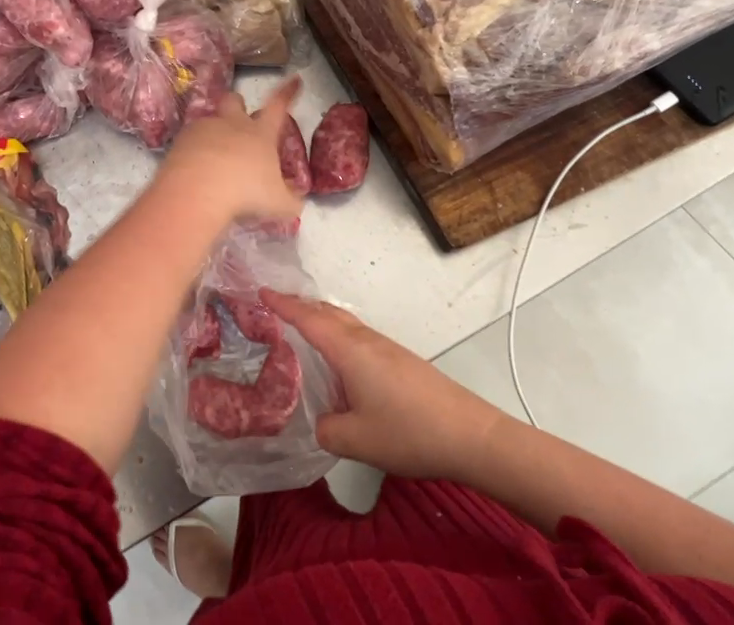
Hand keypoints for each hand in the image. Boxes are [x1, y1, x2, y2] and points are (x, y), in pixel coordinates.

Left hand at [156, 78, 304, 225]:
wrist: (195, 193)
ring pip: (209, 121)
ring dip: (213, 135)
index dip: (287, 93)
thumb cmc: (245, 194)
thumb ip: (290, 200)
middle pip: (234, 100)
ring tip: (213, 160)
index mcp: (260, 133)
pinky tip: (194, 171)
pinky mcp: (178, 142)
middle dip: (237, 105)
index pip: (278, 106)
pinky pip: (188, 141)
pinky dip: (193, 152)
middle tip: (239, 122)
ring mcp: (202, 130)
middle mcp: (231, 124)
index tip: (294, 79)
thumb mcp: (279, 205)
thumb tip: (294, 198)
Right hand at [262, 289, 510, 481]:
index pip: (308, 319)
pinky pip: (361, 340)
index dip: (282, 305)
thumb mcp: (355, 441)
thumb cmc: (408, 433)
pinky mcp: (404, 363)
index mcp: (349, 351)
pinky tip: (341, 362)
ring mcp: (389, 350)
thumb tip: (324, 422)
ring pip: (347, 325)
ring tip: (303, 330)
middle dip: (301, 306)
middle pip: (328, 313)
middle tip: (275, 306)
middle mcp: (367, 342)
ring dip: (322, 321)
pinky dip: (340, 338)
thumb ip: (326, 429)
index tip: (260, 291)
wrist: (473, 437)